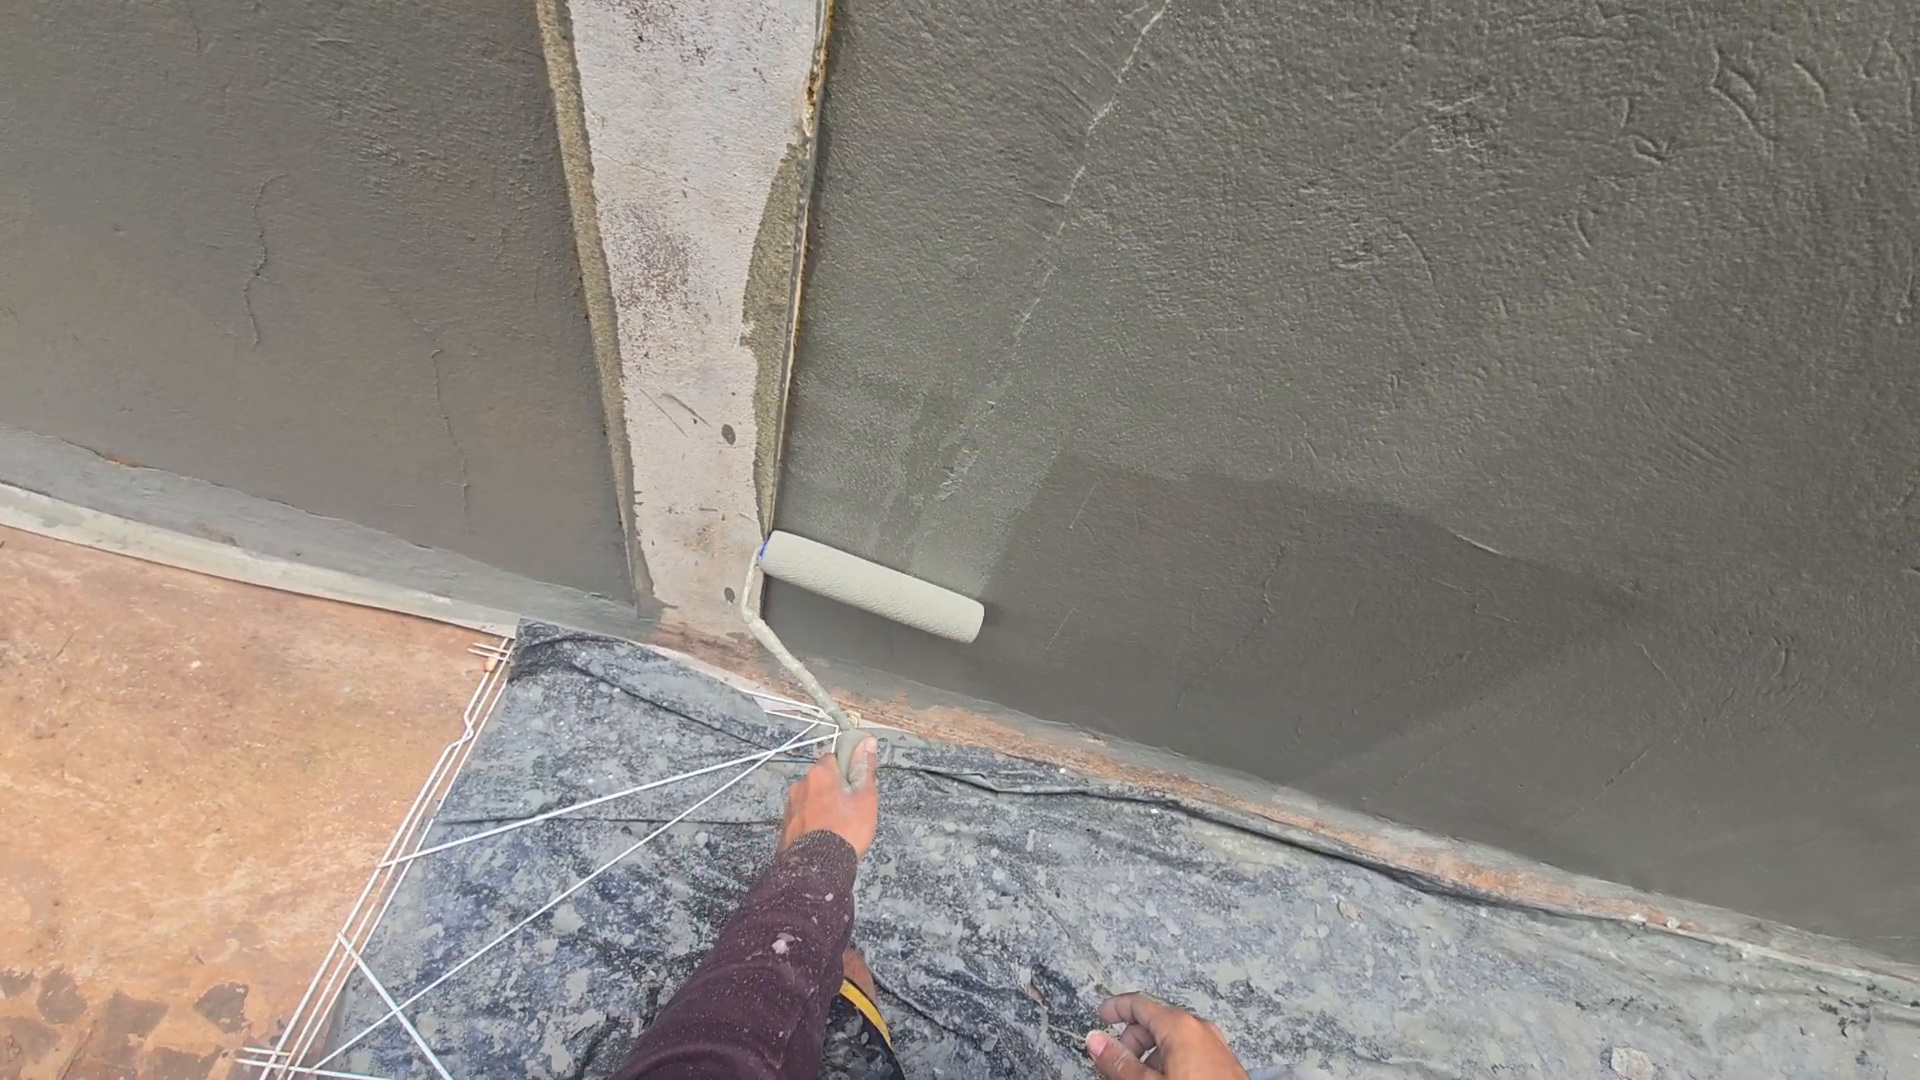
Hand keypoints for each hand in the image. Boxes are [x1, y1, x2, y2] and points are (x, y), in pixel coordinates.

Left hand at [778, 736, 879, 857]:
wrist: (818, 869)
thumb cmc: (846, 828)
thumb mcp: (865, 797)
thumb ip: (864, 767)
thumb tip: (867, 740)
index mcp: (819, 773)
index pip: (834, 758)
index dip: (847, 771)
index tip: (857, 787)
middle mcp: (800, 785)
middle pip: (821, 780)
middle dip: (834, 790)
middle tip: (851, 809)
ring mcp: (790, 808)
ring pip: (811, 800)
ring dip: (822, 807)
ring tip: (838, 827)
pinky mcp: (784, 829)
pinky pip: (802, 818)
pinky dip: (812, 823)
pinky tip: (823, 838)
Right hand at [1085, 993, 1249, 1079]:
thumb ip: (1120, 1063)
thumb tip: (1094, 1040)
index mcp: (1178, 1025)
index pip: (1138, 1003)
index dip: (1115, 1008)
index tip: (1099, 1018)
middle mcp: (1198, 1027)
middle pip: (1153, 1021)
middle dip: (1131, 1042)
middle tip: (1116, 1068)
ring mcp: (1214, 1045)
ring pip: (1171, 1040)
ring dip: (1149, 1056)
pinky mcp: (1224, 1064)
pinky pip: (1188, 1053)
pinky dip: (1169, 1063)